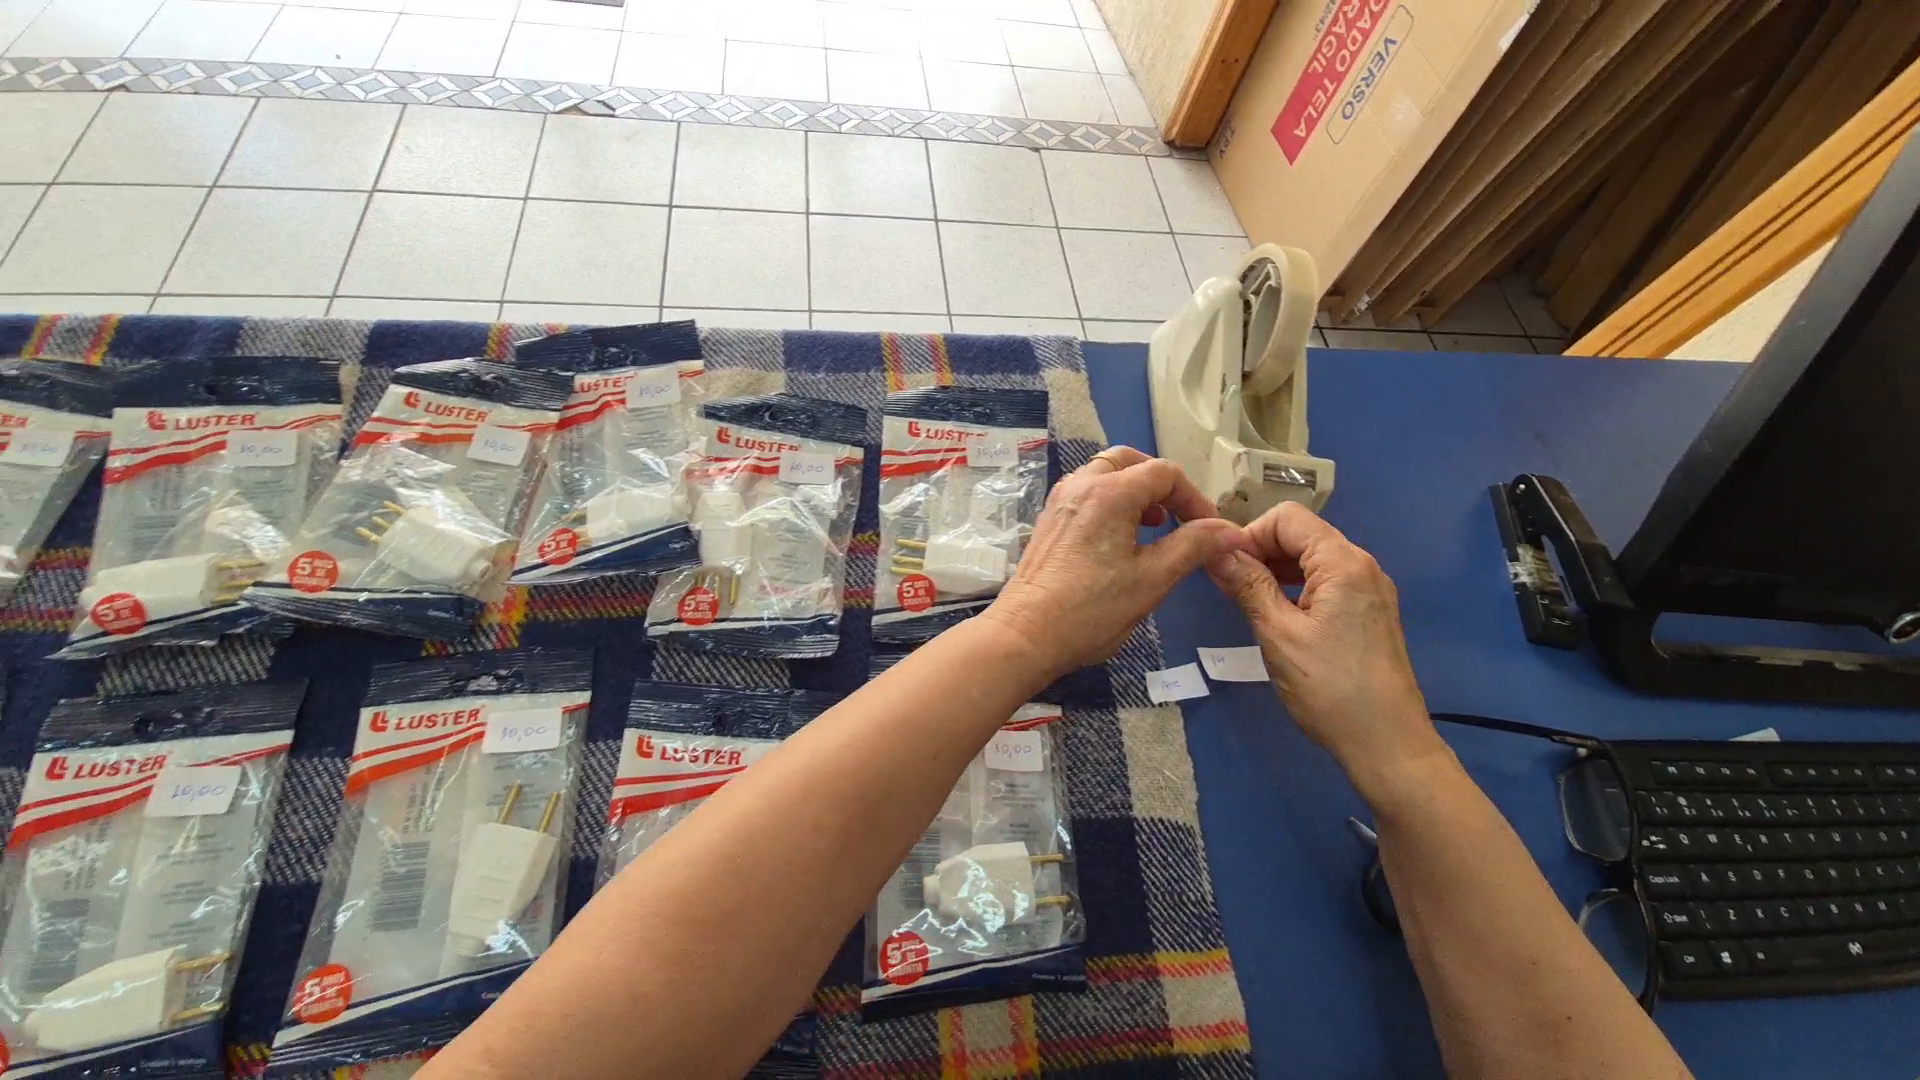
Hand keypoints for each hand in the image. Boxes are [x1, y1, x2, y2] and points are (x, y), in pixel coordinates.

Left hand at [983, 446, 1245, 679]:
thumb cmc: (1092, 610)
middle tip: (1178, 517)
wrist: (1026, 635)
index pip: (1165, 473)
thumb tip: (1230, 530)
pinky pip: (1086, 494)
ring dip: (1134, 490)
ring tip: (1152, 527)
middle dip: (1160, 484)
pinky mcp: (1048, 521)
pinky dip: (1110, 502)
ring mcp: (1060, 501)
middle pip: (1130, 461)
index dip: (1194, 498)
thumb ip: (1194, 547)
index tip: (1210, 530)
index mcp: (1110, 492)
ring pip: (1104, 474)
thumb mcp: (1153, 579)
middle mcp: (1081, 485)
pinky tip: (1119, 540)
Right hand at [1206, 502, 1446, 801]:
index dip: (1249, 534)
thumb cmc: (1329, 687)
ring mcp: (1370, 590)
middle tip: (1227, 586)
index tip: (1223, 568)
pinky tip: (1276, 614)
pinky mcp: (1368, 613)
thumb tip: (1215, 550)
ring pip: (1312, 558)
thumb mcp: (1278, 634)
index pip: (1287, 518)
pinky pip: (1326, 582)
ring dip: (1275, 569)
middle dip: (1260, 550)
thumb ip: (1247, 585)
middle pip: (1301, 534)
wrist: (1387, 744)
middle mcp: (1362, 566)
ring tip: (1245, 600)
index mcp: (1343, 563)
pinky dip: (1295, 587)